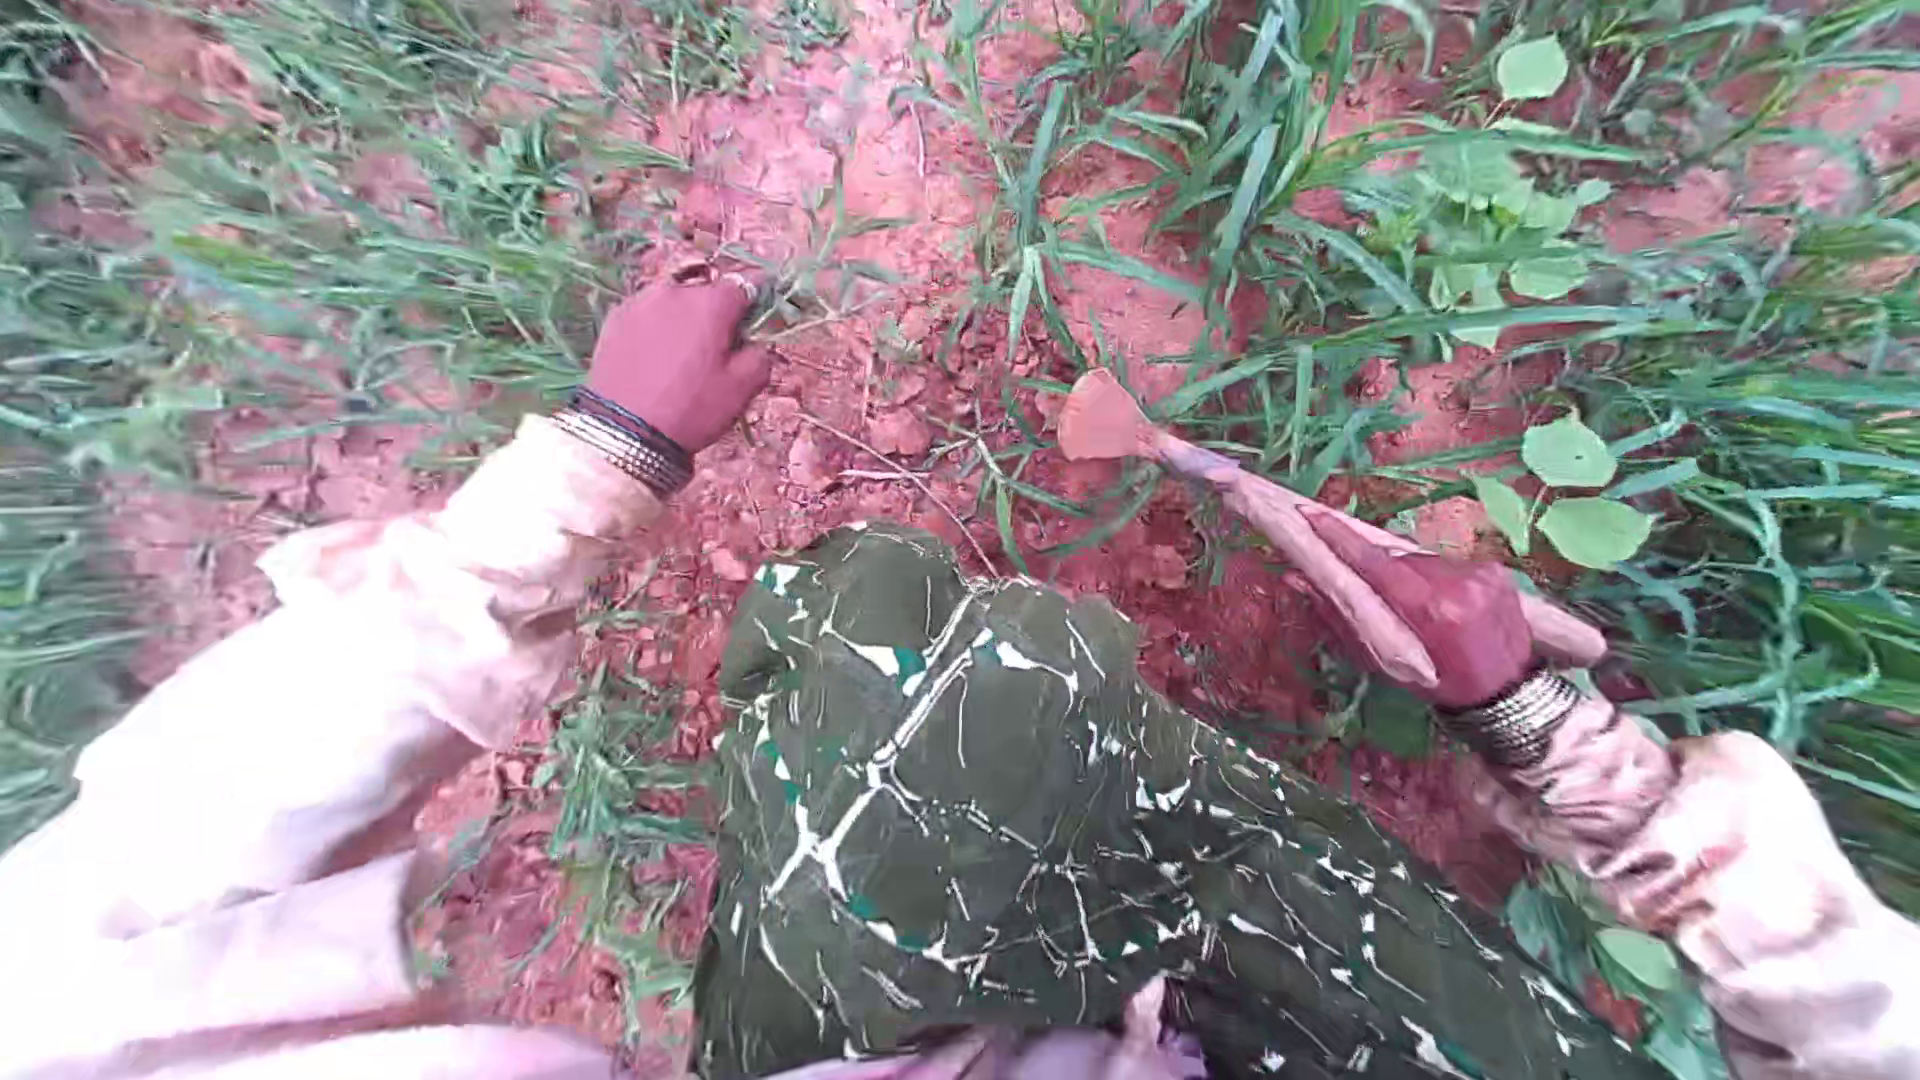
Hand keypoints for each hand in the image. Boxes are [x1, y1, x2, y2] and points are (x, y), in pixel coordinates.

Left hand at [586, 279, 771, 451]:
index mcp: (710, 305)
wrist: (626, 430)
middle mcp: (674, 292)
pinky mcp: (615, 318)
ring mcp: (640, 303)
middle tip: (721, 351)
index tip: (758, 318)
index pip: (743, 284)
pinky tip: (659, 360)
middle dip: (718, 315)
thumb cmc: (693, 407)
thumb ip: (760, 356)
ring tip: (686, 358)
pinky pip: (649, 316)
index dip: (756, 299)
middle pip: (707, 294)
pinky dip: (660, 330)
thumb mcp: (743, 388)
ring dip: (687, 322)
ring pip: (676, 304)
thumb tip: (756, 344)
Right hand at [1304, 511, 1532, 709]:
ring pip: (1417, 559)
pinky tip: (1434, 601)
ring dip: (1400, 572)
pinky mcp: (1494, 570)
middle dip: (1371, 565)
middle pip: (1393, 558)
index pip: (1373, 561)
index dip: (1338, 537)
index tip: (1309, 514)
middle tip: (1358, 577)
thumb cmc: (1435, 683)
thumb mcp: (1380, 660)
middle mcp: (1457, 584)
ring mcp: (1480, 573)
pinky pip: (1442, 563)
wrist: (1510, 693)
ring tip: (1403, 600)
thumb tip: (1296, 577)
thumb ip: (1338, 616)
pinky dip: (1428, 576)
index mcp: (1429, 610)